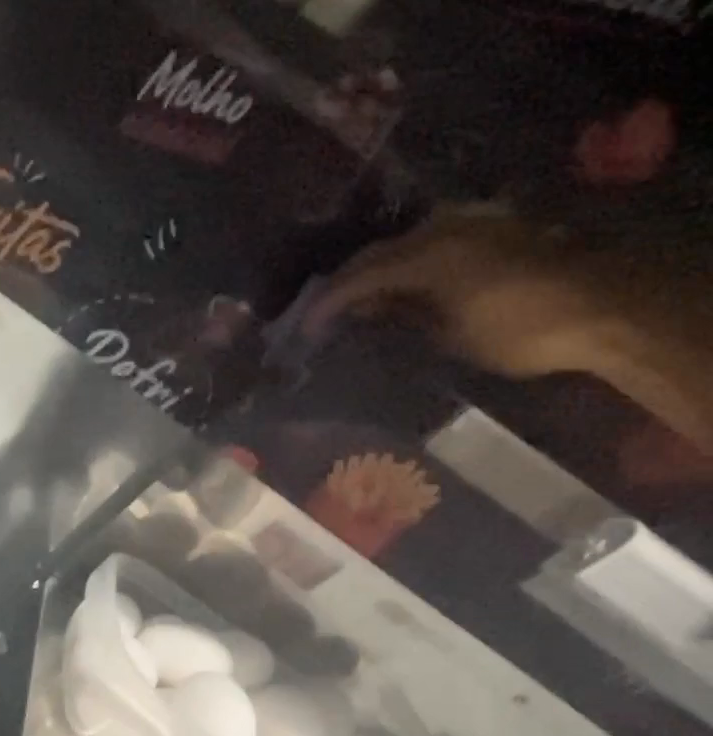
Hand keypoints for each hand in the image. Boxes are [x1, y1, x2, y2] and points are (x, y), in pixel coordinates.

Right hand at [304, 206, 639, 382]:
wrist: (607, 310)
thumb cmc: (517, 330)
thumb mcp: (446, 335)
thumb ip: (400, 315)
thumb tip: (365, 308)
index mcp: (425, 255)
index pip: (357, 276)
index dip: (327, 303)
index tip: (304, 329)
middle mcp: (443, 230)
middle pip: (377, 253)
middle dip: (347, 283)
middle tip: (325, 312)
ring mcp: (473, 224)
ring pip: (405, 244)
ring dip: (379, 270)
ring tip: (361, 298)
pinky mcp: (497, 230)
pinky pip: (434, 242)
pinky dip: (409, 264)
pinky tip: (401, 284)